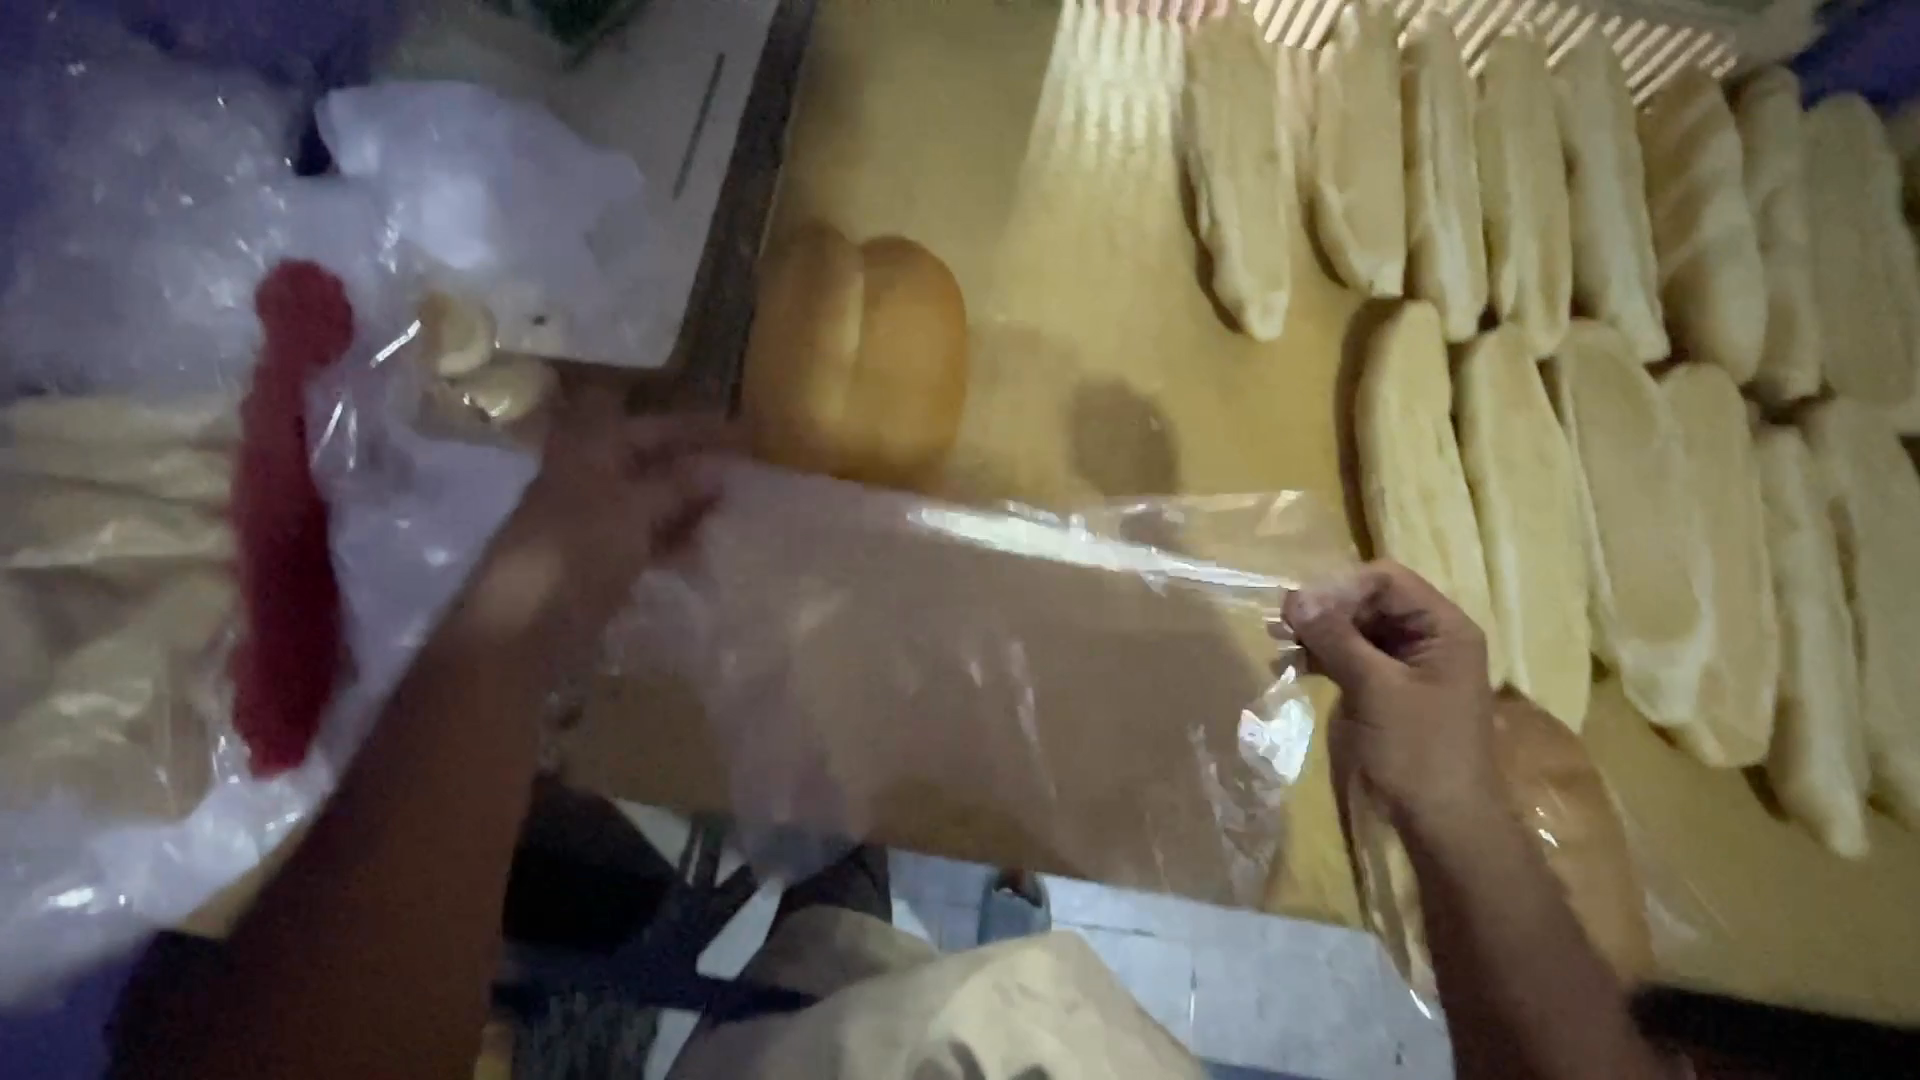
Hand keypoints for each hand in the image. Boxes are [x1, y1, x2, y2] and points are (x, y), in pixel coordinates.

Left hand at [463, 385, 739, 667]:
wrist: (524, 628)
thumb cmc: (576, 553)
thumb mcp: (633, 510)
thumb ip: (677, 485)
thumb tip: (720, 465)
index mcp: (590, 454)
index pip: (651, 427)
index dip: (695, 428)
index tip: (741, 435)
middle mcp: (590, 480)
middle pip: (651, 463)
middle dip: (696, 467)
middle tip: (744, 476)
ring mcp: (593, 522)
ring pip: (651, 502)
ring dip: (689, 505)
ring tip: (734, 512)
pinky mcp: (600, 560)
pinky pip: (646, 539)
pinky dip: (674, 539)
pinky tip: (704, 549)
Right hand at [1281, 561, 1498, 832]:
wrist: (1441, 821)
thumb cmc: (1419, 751)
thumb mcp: (1376, 688)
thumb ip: (1336, 638)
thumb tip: (1293, 595)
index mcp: (1443, 628)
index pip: (1386, 580)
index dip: (1340, 587)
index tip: (1299, 609)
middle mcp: (1426, 637)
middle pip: (1366, 600)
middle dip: (1322, 609)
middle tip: (1279, 625)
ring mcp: (1404, 663)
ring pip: (1352, 627)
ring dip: (1314, 632)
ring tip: (1277, 644)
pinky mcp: (1383, 687)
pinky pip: (1347, 655)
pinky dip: (1318, 656)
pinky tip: (1287, 664)